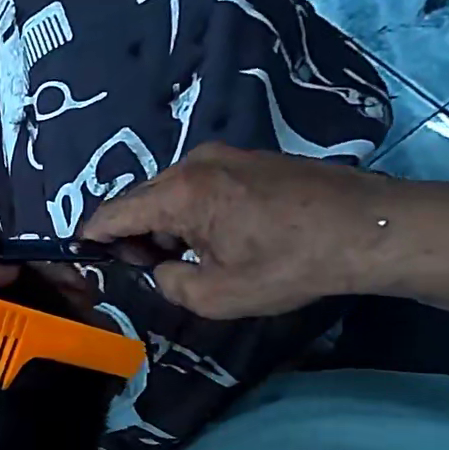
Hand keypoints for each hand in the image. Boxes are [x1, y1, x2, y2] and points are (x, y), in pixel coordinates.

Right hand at [81, 144, 419, 318]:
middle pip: (140, 198)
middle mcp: (194, 163)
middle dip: (132, 232)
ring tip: (184, 256)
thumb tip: (162, 267)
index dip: (92, 233)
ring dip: (164, 222)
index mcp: (180, 193)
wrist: (368, 228)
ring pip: (169, 190)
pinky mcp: (246, 157)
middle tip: (143, 266)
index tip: (80, 250)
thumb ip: (170, 282)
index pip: (114, 211)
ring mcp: (223, 155)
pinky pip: (198, 183)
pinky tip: (215, 235)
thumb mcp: (218, 295)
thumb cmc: (290, 264)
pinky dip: (190, 210)